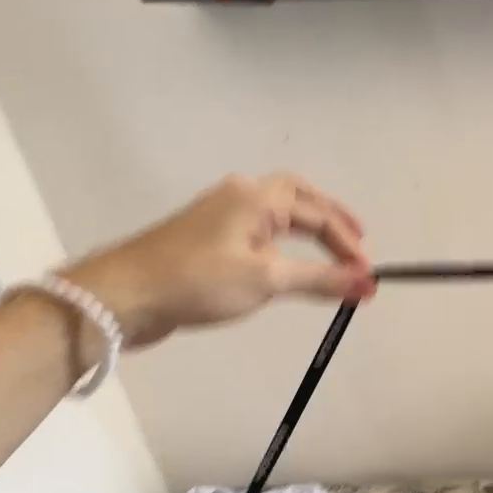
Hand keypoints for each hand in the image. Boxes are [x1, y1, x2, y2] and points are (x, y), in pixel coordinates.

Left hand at [60, 173, 374, 348]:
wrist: (123, 296)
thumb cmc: (198, 281)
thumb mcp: (267, 280)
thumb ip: (321, 280)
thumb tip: (367, 283)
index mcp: (256, 198)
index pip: (319, 216)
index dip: (349, 247)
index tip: (369, 280)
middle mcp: (240, 196)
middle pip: (299, 196)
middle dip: (333, 219)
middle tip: (358, 245)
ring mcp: (222, 215)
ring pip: (279, 211)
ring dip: (310, 227)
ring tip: (334, 252)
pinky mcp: (210, 238)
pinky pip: (262, 229)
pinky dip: (289, 241)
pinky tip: (292, 261)